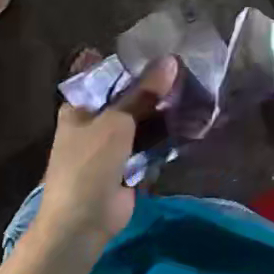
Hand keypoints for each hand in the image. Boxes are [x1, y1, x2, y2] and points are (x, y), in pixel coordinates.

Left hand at [37, 56, 179, 244]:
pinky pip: (149, 148)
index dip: (129, 66)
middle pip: (127, 101)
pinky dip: (165, 140)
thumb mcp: (115, 122)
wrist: (83, 220)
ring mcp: (111, 148)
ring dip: (162, 115)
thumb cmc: (89, 163)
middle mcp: (93, 124)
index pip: (104, 77)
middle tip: (185, 70)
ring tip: (194, 92)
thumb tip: (172, 62)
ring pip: (141, 124)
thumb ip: (142, 94)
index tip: (159, 52)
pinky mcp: (128, 169)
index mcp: (79, 107)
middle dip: (152, 90)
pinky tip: (191, 123)